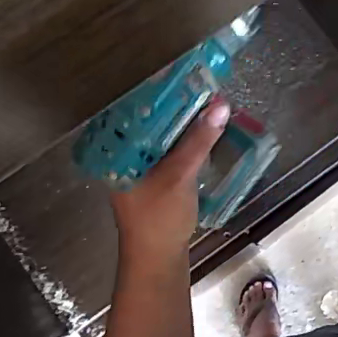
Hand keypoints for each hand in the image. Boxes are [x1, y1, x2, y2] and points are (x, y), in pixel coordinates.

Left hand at [109, 99, 229, 262]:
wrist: (158, 260)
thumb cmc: (160, 218)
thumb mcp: (180, 174)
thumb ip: (198, 140)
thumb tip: (220, 105)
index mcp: (117, 151)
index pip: (132, 110)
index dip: (157, 91)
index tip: (183, 76)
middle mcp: (122, 156)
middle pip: (147, 122)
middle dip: (174, 106)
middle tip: (200, 87)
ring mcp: (137, 170)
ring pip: (159, 137)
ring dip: (182, 124)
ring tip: (205, 105)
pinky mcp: (152, 181)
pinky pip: (167, 151)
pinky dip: (184, 141)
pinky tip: (201, 134)